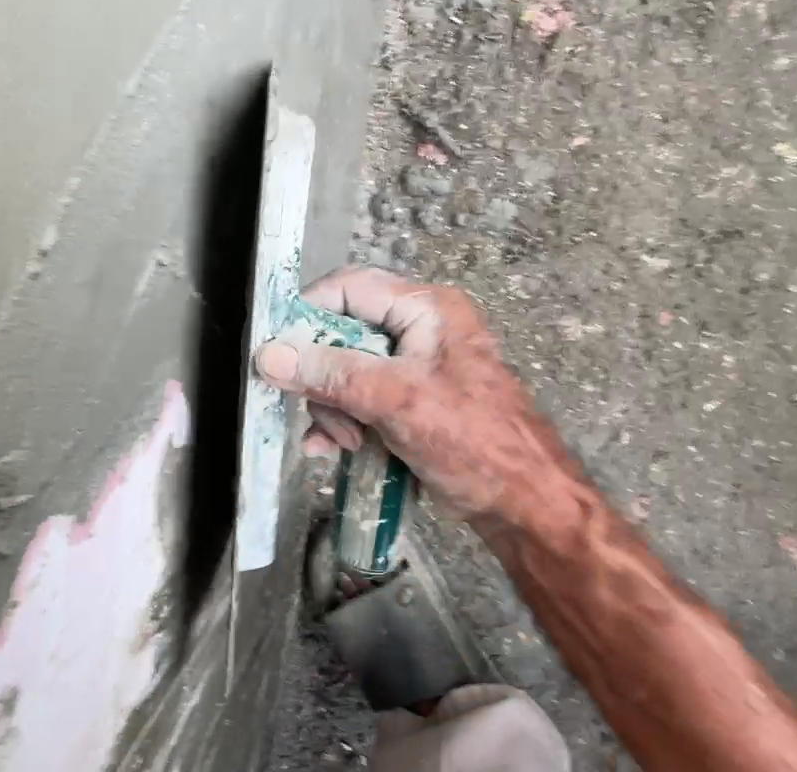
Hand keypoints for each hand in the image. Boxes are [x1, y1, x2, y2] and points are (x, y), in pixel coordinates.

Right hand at [253, 266, 541, 519]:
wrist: (527, 508)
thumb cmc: (475, 444)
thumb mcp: (398, 401)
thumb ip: (332, 374)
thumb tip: (268, 355)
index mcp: (425, 309)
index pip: (348, 288)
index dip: (308, 314)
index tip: (277, 353)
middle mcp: (417, 328)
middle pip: (341, 332)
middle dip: (324, 377)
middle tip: (327, 415)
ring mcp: (413, 366)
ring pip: (344, 370)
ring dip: (333, 408)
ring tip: (344, 443)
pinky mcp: (409, 400)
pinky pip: (359, 398)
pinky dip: (342, 421)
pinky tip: (330, 451)